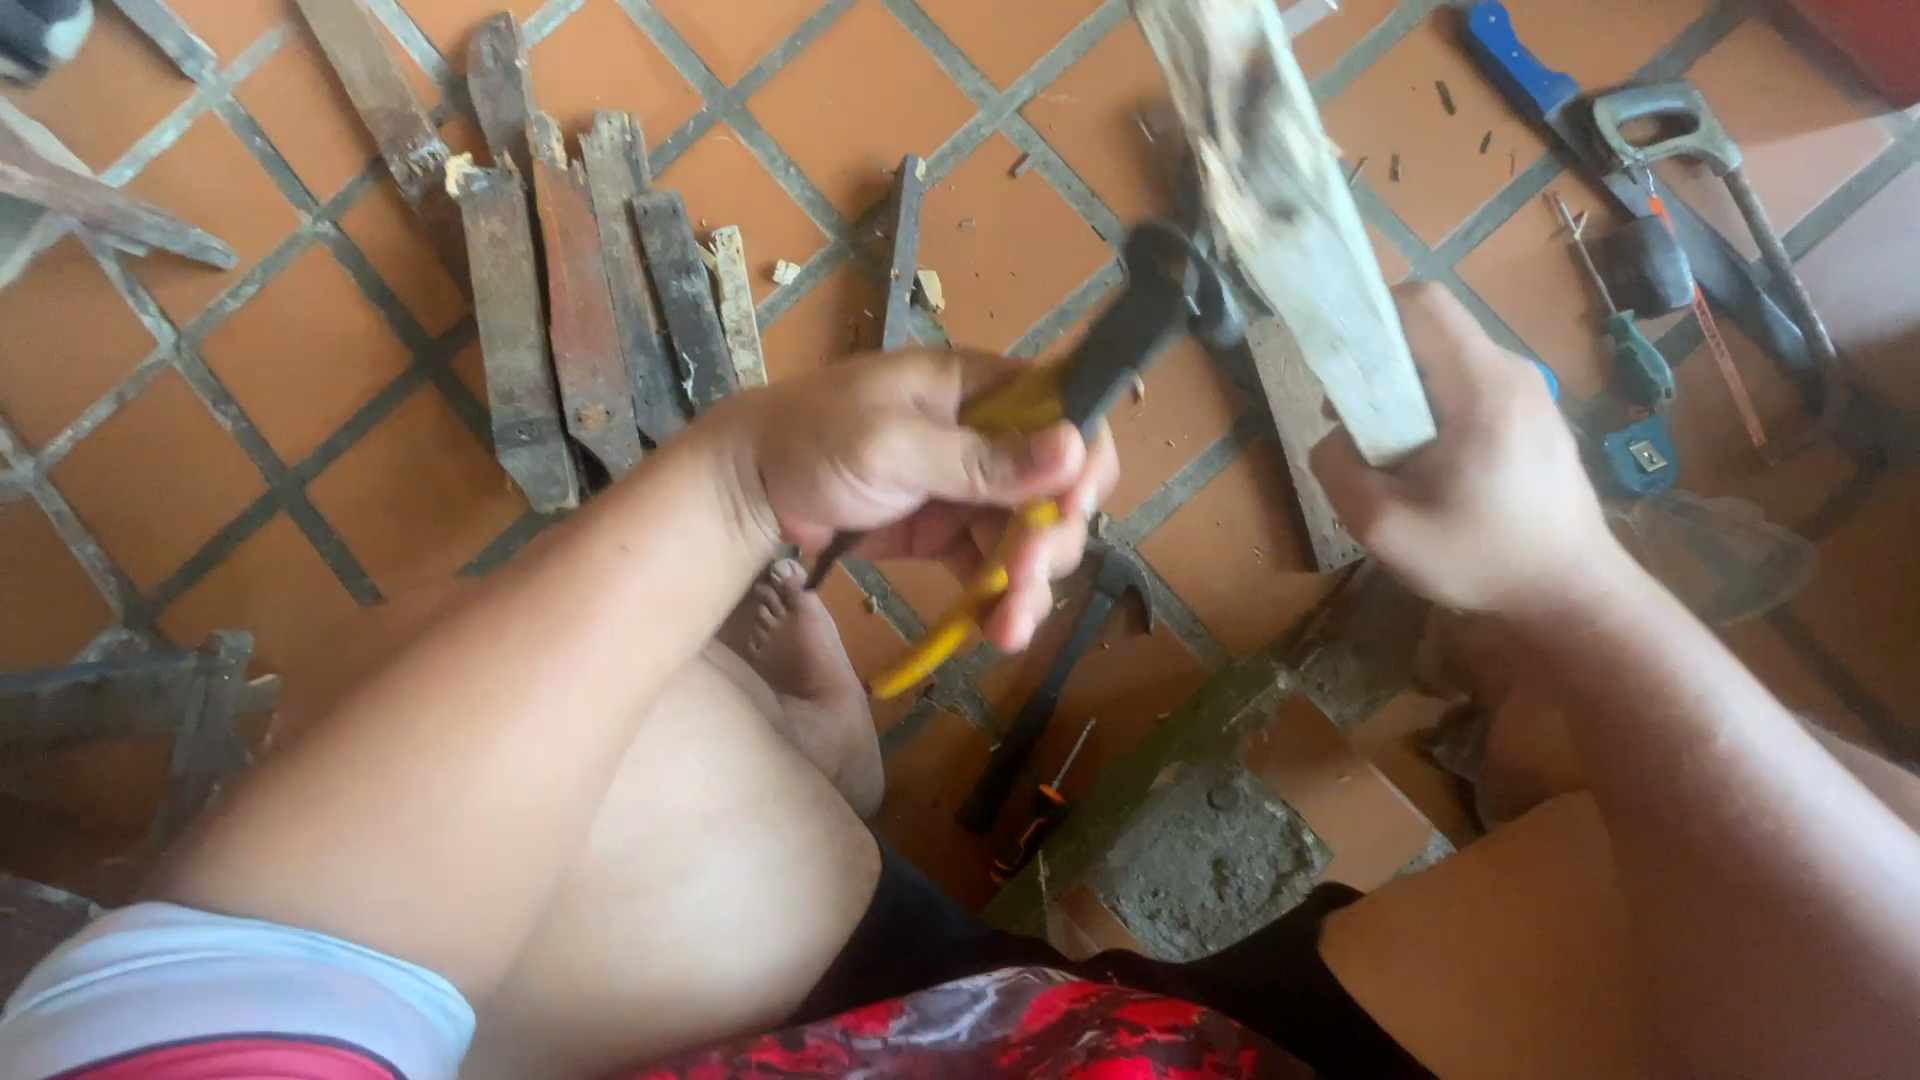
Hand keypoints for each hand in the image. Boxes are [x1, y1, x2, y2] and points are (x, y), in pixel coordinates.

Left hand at [713, 348, 1118, 650]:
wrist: (752, 488)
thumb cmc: (814, 440)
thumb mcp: (892, 444)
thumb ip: (978, 457)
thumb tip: (1074, 447)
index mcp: (980, 391)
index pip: (1068, 414)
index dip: (1082, 462)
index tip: (1070, 508)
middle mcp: (988, 437)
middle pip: (1056, 489)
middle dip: (1050, 538)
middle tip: (1026, 578)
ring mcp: (969, 490)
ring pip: (1027, 537)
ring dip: (1028, 584)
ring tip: (1010, 627)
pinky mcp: (949, 534)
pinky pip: (989, 566)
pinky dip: (995, 599)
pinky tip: (995, 631)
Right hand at [1310, 282, 1624, 614]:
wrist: (1567, 594)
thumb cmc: (1478, 558)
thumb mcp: (1380, 525)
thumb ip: (1337, 467)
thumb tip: (1335, 436)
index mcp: (1481, 389)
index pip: (1423, 304)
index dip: (1368, 316)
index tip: (1335, 364)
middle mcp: (1511, 375)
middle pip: (1428, 331)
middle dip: (1374, 365)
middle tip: (1347, 422)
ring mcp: (1525, 394)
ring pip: (1442, 361)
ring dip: (1396, 392)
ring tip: (1380, 451)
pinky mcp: (1527, 416)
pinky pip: (1461, 387)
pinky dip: (1424, 408)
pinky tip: (1417, 463)